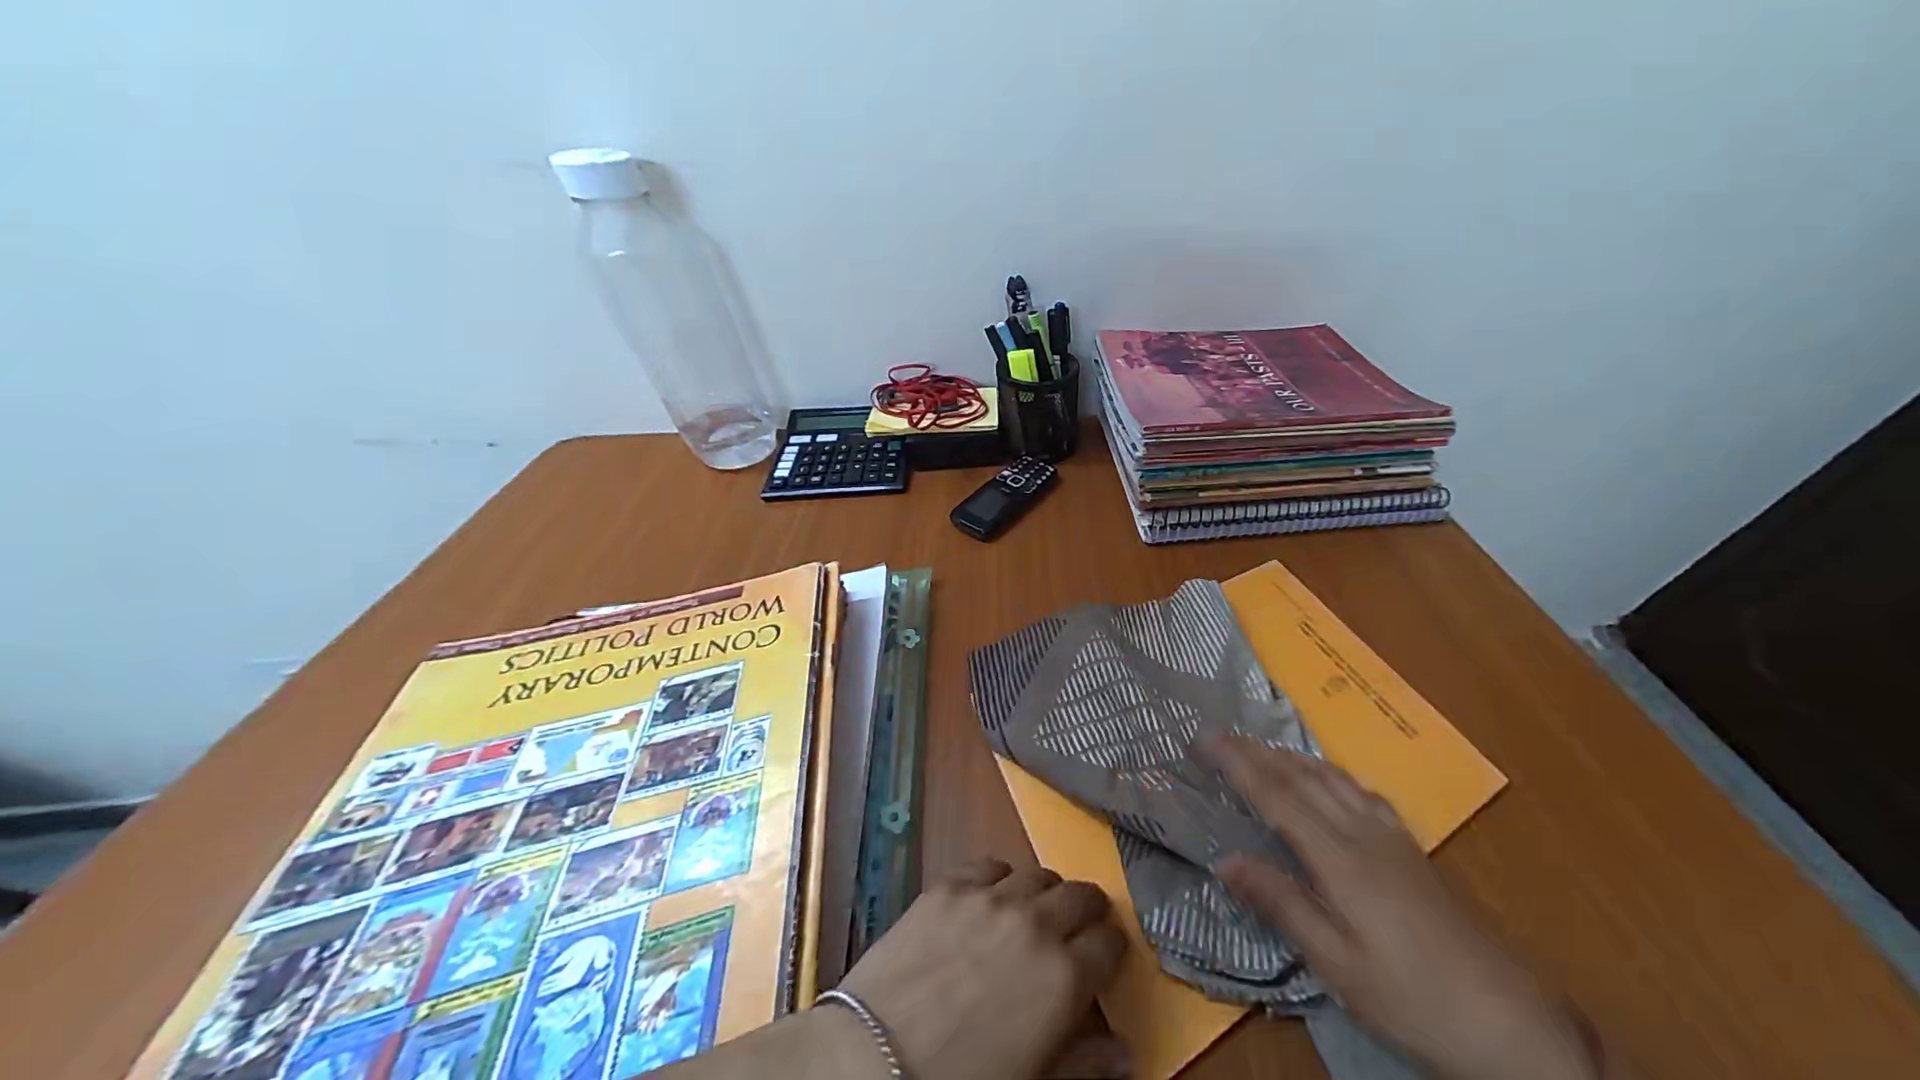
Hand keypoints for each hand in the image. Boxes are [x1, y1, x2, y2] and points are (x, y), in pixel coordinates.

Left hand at [835, 857, 1130, 1079]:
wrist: (874, 1060)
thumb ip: (1086, 1063)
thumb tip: (1124, 1050)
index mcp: (1064, 976)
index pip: (1110, 942)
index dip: (1112, 949)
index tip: (1105, 957)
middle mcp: (1034, 924)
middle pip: (1080, 895)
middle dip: (1087, 910)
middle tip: (1076, 928)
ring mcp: (988, 898)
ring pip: (1037, 873)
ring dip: (1044, 892)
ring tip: (1032, 913)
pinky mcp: (948, 886)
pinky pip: (988, 865)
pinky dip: (999, 878)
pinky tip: (988, 898)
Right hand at [1201, 736, 1604, 1079]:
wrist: (1514, 1024)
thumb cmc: (1412, 997)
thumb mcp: (1338, 964)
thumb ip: (1282, 904)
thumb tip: (1225, 860)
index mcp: (1341, 859)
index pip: (1277, 796)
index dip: (1238, 764)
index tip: (1205, 738)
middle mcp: (1364, 835)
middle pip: (1303, 779)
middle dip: (1257, 752)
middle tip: (1219, 734)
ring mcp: (1393, 840)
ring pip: (1333, 780)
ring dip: (1292, 758)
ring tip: (1260, 747)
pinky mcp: (1412, 852)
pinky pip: (1361, 793)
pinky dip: (1330, 774)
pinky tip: (1328, 780)